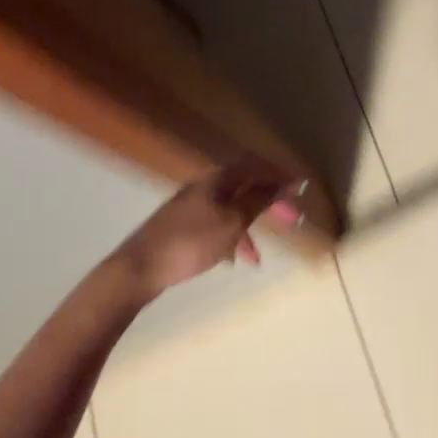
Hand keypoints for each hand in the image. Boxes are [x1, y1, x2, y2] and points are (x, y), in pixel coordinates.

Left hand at [108, 160, 302, 300]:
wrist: (136, 271)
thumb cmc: (190, 243)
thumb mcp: (232, 222)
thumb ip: (259, 201)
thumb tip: (282, 182)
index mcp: (218, 180)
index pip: (256, 166)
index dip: (280, 173)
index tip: (301, 184)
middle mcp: (204, 187)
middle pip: (244, 188)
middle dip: (268, 203)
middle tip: (290, 220)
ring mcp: (190, 207)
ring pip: (230, 210)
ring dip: (249, 227)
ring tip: (258, 255)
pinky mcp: (180, 228)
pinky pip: (215, 226)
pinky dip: (229, 239)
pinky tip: (232, 260)